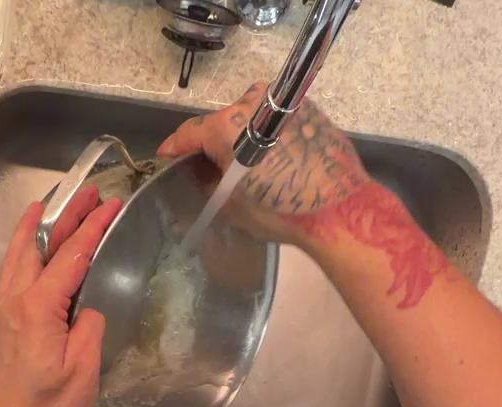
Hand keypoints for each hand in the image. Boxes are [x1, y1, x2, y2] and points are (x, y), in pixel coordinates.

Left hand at [0, 184, 123, 406]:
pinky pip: (10, 274)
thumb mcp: (82, 372)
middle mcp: (14, 301)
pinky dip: (22, 251)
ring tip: (51, 204)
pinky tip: (30, 248)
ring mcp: (2, 311)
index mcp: (38, 309)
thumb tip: (87, 308)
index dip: (92, 229)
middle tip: (86, 192)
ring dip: (37, 227)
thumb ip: (88, 330)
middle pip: (40, 246)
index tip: (112, 205)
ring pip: (18, 256)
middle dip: (64, 215)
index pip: (70, 257)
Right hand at [156, 82, 374, 248]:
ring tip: (246, 170)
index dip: (175, 148)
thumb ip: (206, 182)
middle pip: (219, 124)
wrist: (335, 207)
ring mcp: (280, 101)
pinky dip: (265, 137)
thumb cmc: (278, 209)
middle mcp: (250, 102)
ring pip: (248, 120)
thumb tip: (198, 173)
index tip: (166, 157)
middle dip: (213, 147)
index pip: (189, 133)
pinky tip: (271, 162)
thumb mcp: (230, 205)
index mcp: (225, 126)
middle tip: (212, 173)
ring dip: (241, 141)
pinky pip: (272, 120)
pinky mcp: (304, 107)